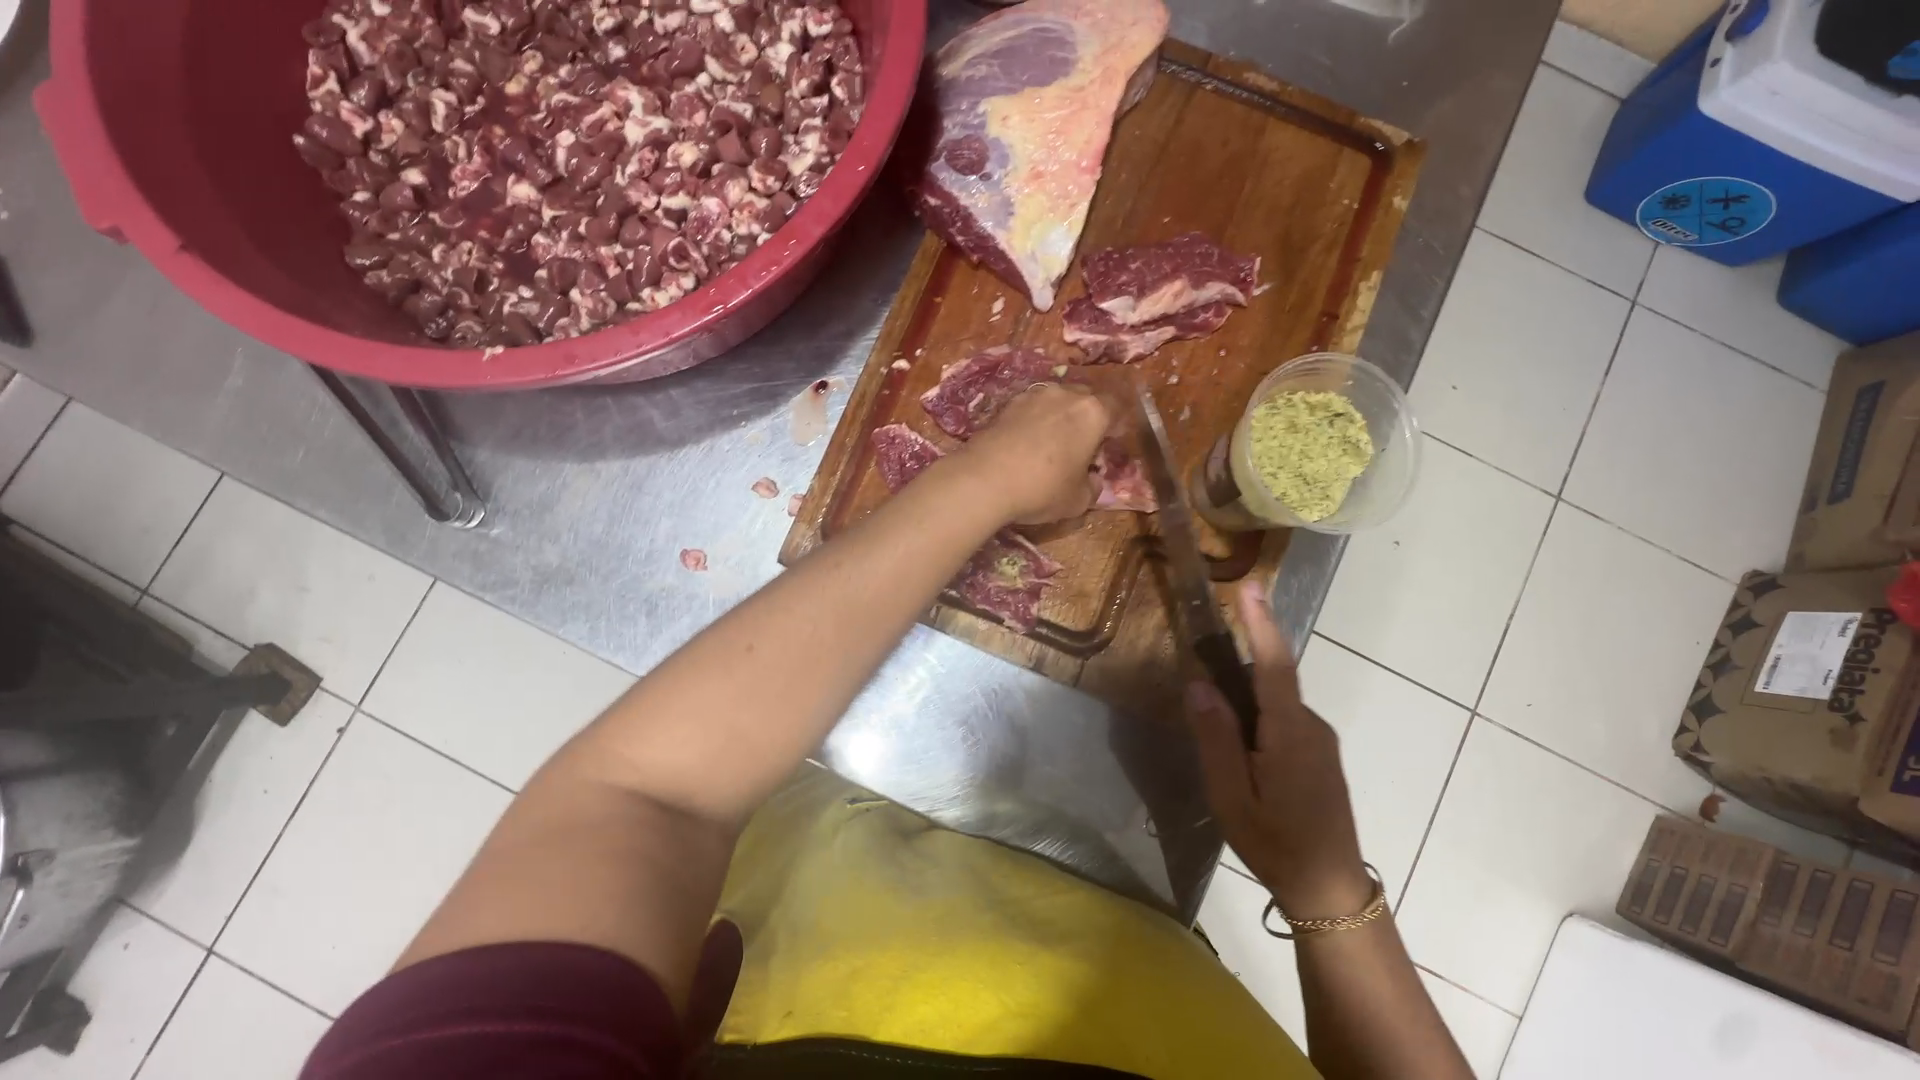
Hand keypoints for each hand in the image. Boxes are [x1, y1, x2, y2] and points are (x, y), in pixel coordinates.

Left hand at [957, 383, 1110, 524]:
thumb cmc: (1043, 489)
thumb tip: (1093, 480)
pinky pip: (1031, 408)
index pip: (1115, 408)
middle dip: (1086, 417)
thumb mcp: (1078, 500)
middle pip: (1085, 398)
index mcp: (1093, 412)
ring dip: (1058, 415)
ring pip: (1056, 400)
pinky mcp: (1007, 403)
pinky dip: (1033, 420)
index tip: (1109, 442)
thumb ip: (1093, 487)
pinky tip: (1026, 442)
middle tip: (1081, 443)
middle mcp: (1066, 394)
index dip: (1114, 425)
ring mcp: (1034, 395)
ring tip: (1051, 442)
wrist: (985, 479)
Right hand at [1186, 581, 1371, 920]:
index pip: (1274, 664)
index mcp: (1289, 731)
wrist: (1330, 889)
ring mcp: (1321, 742)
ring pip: (1275, 705)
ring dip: (1245, 708)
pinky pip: (1285, 723)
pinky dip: (1259, 724)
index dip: (1261, 623)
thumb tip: (1198, 683)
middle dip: (1234, 676)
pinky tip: (1242, 763)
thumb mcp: (1230, 794)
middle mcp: (1311, 726)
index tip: (1250, 586)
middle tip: (1199, 699)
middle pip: (1269, 681)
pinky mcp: (1322, 758)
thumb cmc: (1274, 842)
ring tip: (1218, 749)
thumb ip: (1215, 736)